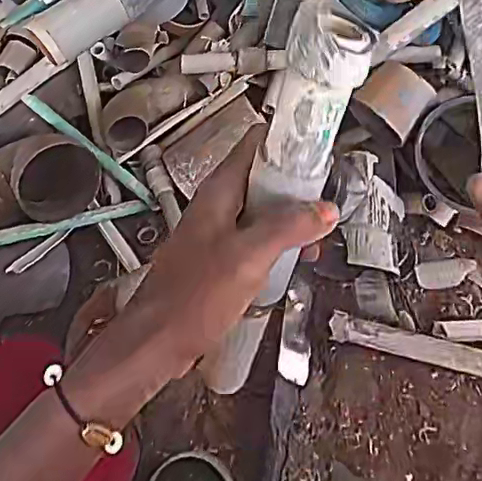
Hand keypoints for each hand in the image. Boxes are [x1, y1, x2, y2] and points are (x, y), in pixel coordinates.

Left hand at [63, 127, 335, 421]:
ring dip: (292, 219)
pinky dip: (279, 243)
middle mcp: (218, 205)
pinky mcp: (221, 255)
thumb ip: (287, 228)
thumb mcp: (249, 258)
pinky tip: (293, 260)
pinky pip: (257, 237)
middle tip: (323, 201)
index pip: (255, 143)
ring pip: (263, 209)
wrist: (158, 340)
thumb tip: (323, 210)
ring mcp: (218, 230)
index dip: (288, 140)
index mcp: (219, 192)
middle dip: (297, 186)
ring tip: (315, 236)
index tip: (317, 149)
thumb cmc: (190, 298)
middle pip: (264, 176)